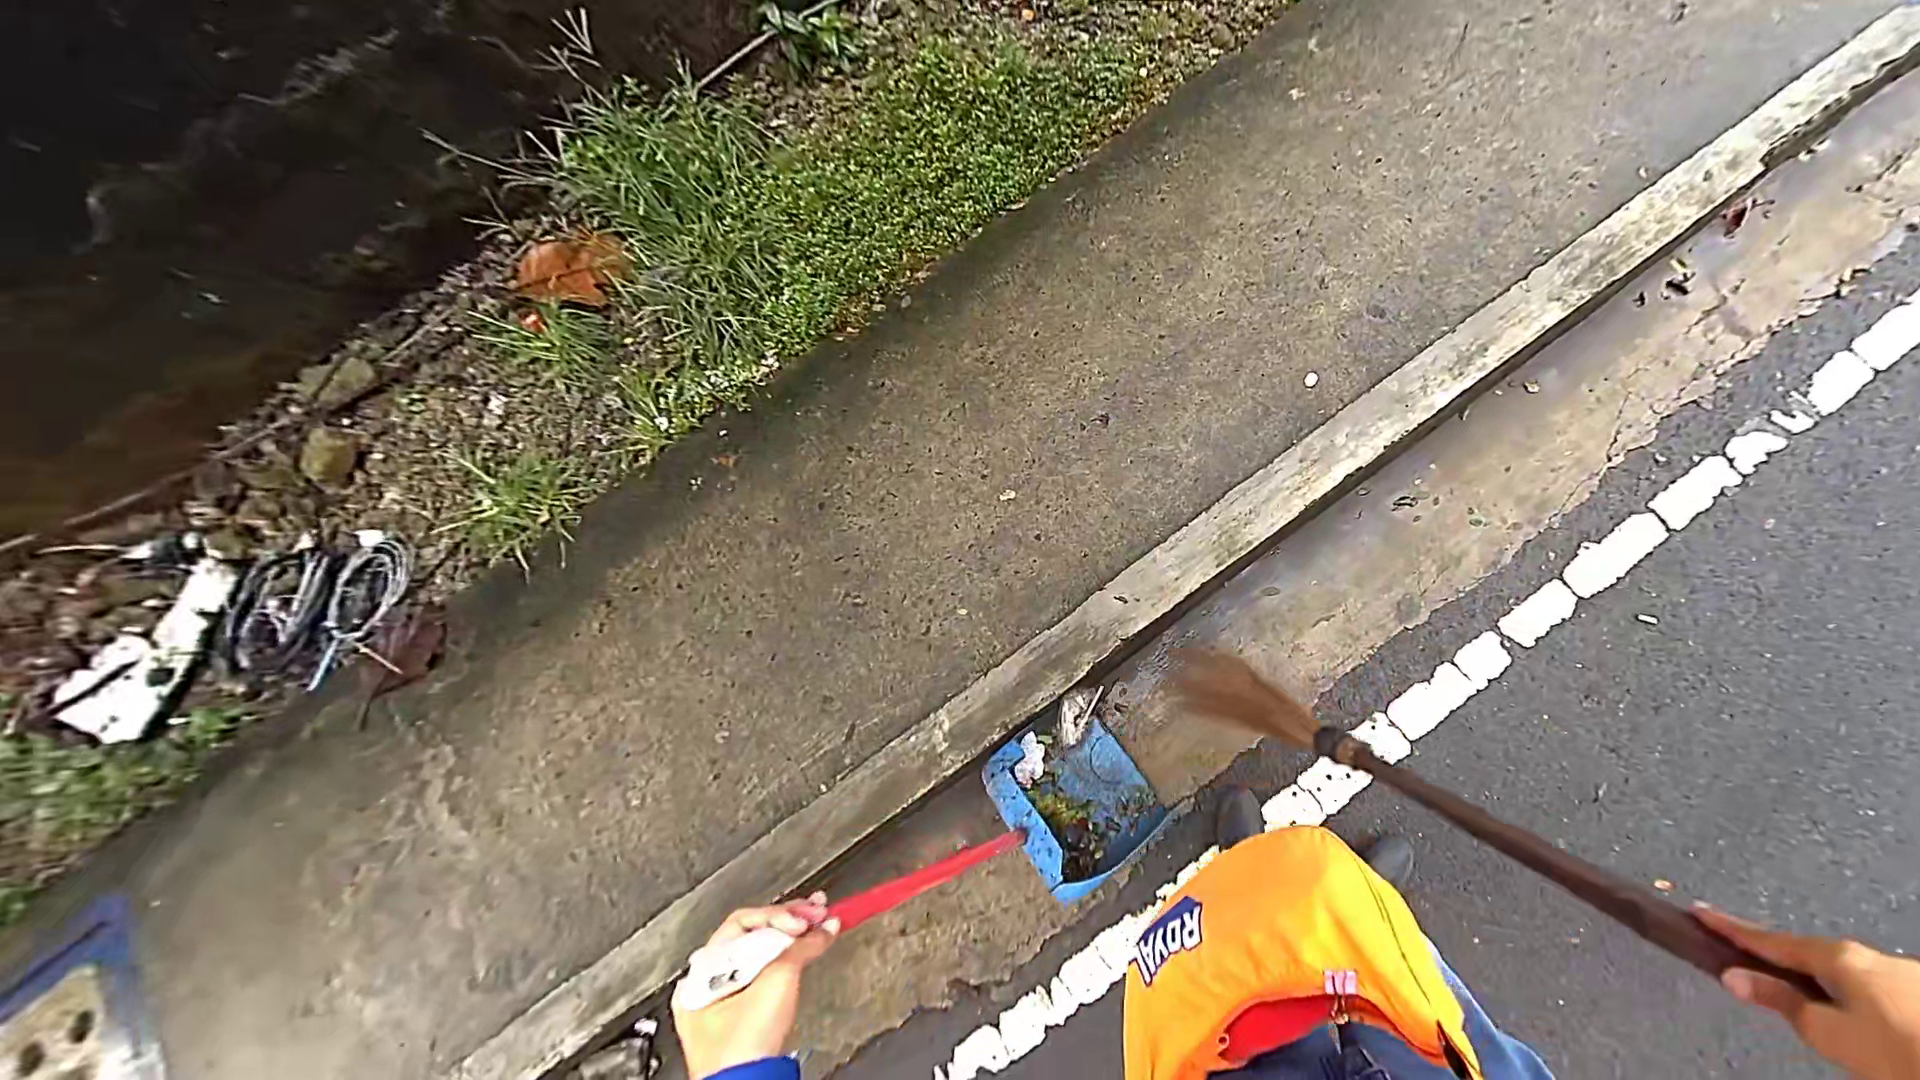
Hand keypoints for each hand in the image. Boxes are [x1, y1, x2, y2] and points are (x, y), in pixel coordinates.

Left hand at [674, 894, 839, 1079]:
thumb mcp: (779, 981)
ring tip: (820, 923)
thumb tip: (827, 926)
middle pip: (753, 934)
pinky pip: (763, 973)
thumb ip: (804, 945)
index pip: (745, 922)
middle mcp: (707, 981)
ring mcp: (723, 999)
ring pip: (760, 952)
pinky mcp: (740, 1014)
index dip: (778, 916)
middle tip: (817, 911)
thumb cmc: (746, 1045)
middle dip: (790, 920)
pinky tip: (808, 946)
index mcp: (703, 971)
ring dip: (792, 936)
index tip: (804, 921)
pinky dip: (786, 958)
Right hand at [1696, 905, 1919, 1079]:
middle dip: (1792, 966)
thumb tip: (1733, 977)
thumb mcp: (1830, 1035)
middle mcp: (1875, 957)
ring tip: (1841, 1020)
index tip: (1699, 911)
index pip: (1766, 938)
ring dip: (1837, 988)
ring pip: (1857, 975)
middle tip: (1767, 979)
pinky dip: (1872, 1001)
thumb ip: (1780, 1001)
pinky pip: (1888, 990)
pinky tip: (1883, 1026)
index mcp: (1837, 957)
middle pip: (1815, 957)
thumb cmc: (1901, 1054)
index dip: (1729, 927)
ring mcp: (1914, 976)